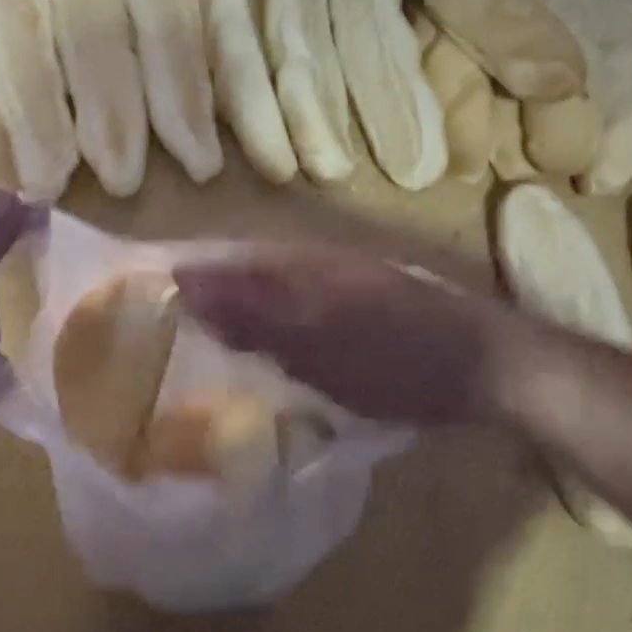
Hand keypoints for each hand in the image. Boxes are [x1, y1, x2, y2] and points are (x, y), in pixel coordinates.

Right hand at [173, 245, 531, 424]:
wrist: (492, 369)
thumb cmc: (400, 359)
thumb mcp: (317, 343)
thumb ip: (252, 314)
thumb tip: (182, 281)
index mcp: (299, 265)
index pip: (220, 263)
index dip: (181, 284)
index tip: (140, 313)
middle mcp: (314, 264)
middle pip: (241, 277)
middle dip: (204, 305)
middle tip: (162, 343)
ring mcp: (339, 285)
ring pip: (268, 296)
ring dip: (236, 321)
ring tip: (202, 355)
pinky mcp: (358, 310)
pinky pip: (296, 314)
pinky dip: (272, 335)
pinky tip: (266, 360)